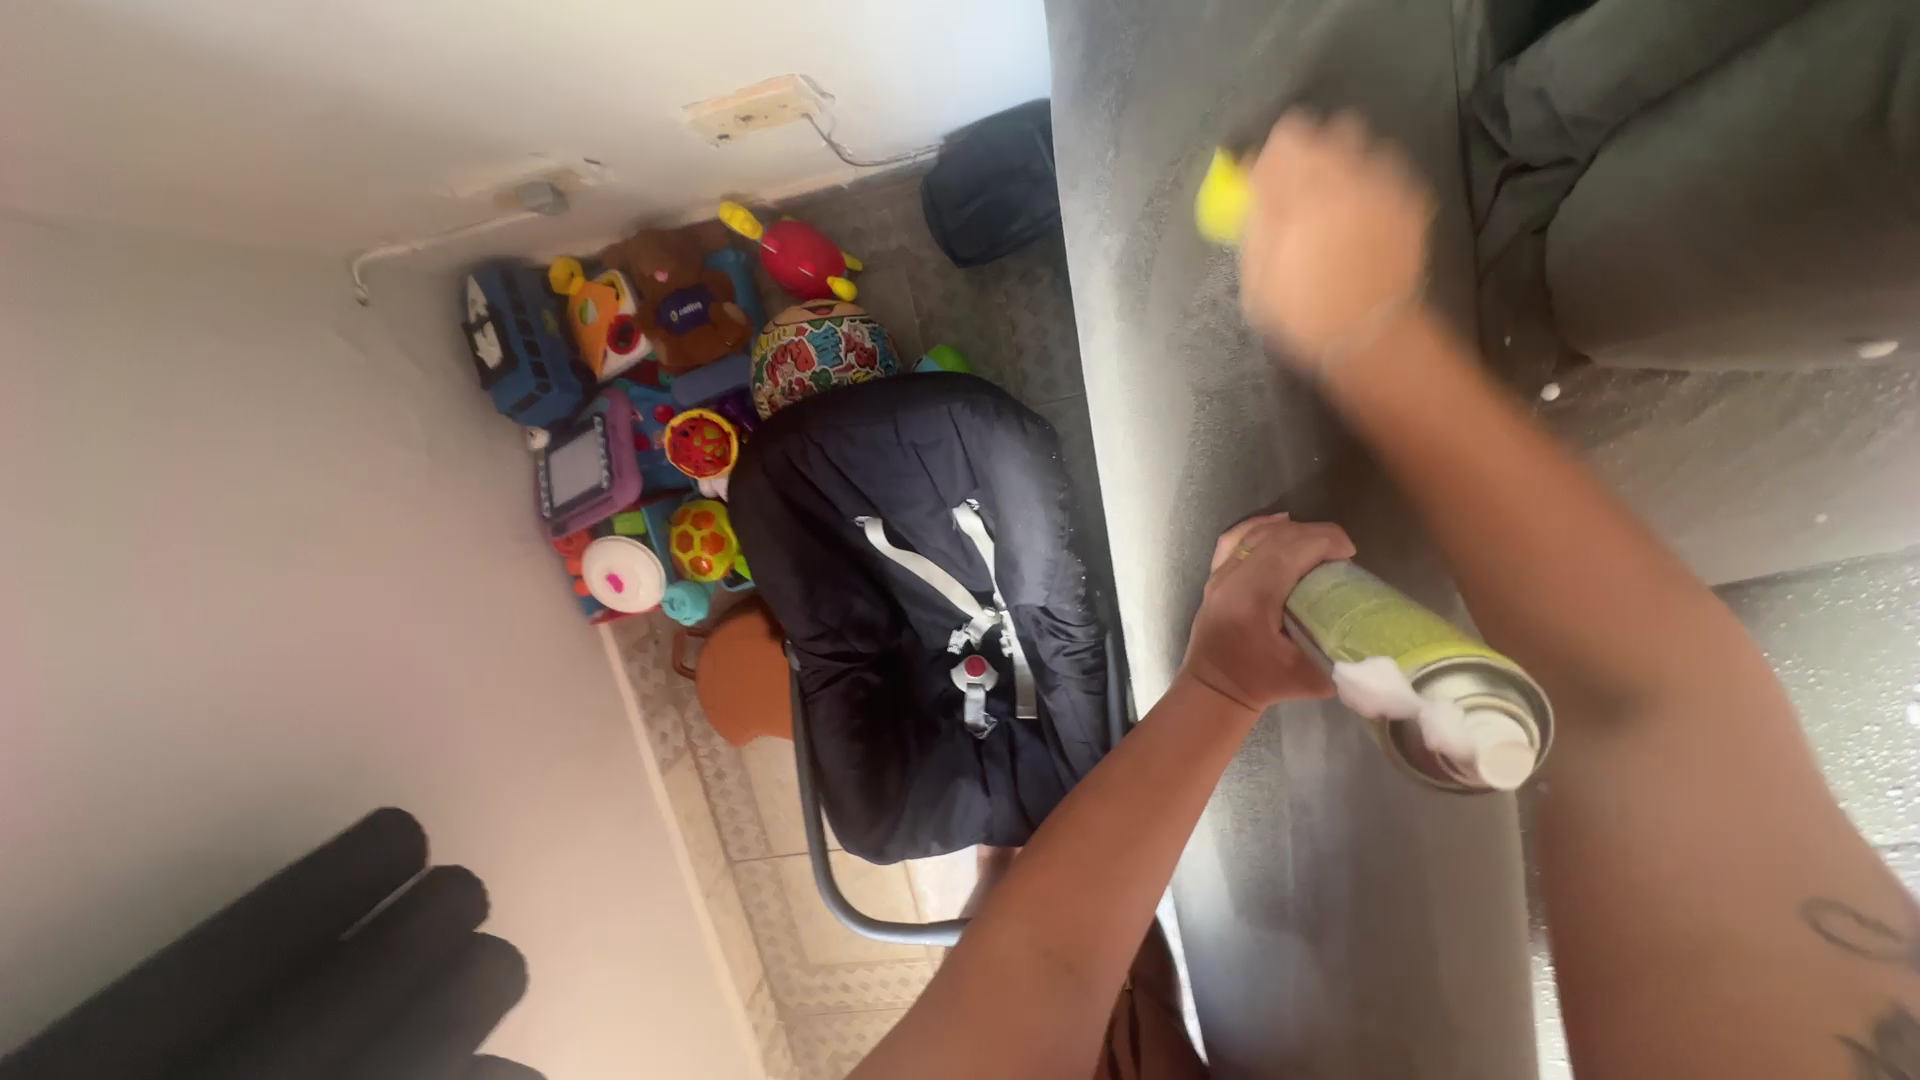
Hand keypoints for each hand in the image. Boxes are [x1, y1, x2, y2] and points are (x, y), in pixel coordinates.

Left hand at [1179, 515, 1357, 712]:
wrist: (1214, 688)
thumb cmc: (1261, 684)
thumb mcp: (1311, 678)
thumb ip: (1345, 659)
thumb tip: (1380, 640)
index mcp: (1252, 600)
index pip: (1290, 550)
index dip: (1324, 541)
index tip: (1350, 553)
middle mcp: (1231, 580)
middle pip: (1276, 537)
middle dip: (1314, 534)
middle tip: (1341, 551)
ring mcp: (1219, 576)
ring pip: (1256, 534)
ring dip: (1292, 531)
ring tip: (1320, 542)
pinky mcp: (1214, 576)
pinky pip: (1236, 539)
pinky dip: (1260, 526)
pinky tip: (1283, 522)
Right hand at [1238, 111, 1435, 363]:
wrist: (1368, 335)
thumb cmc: (1301, 312)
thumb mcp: (1258, 275)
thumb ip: (1256, 222)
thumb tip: (1255, 188)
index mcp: (1302, 192)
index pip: (1285, 139)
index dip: (1271, 155)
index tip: (1263, 178)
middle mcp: (1347, 176)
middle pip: (1329, 130)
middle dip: (1311, 151)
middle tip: (1300, 186)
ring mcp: (1384, 186)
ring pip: (1364, 146)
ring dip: (1346, 162)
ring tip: (1337, 196)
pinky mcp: (1411, 201)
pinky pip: (1390, 172)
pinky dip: (1374, 183)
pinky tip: (1365, 212)